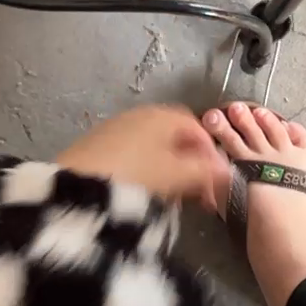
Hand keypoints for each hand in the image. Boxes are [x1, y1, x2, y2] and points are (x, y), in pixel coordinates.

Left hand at [57, 105, 230, 210]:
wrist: (79, 187)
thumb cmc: (136, 175)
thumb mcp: (176, 175)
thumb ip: (204, 171)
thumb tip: (226, 170)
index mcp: (163, 116)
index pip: (197, 127)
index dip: (210, 151)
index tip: (216, 177)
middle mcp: (141, 114)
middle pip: (175, 133)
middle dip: (189, 158)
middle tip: (197, 187)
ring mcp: (117, 126)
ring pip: (154, 142)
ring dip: (169, 163)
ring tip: (173, 191)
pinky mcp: (98, 142)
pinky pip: (134, 149)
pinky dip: (147, 165)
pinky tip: (145, 187)